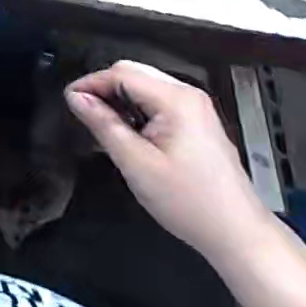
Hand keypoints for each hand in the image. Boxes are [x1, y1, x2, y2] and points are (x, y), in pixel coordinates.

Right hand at [65, 61, 275, 265]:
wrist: (237, 233)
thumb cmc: (187, 201)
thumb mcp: (136, 163)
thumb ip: (103, 124)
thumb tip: (76, 97)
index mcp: (175, 99)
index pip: (121, 73)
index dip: (90, 83)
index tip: (68, 100)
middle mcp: (188, 94)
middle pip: (133, 72)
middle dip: (104, 87)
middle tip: (82, 112)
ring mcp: (196, 106)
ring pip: (145, 84)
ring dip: (119, 97)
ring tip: (101, 122)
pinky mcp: (197, 120)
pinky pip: (158, 99)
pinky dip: (136, 106)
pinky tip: (127, 130)